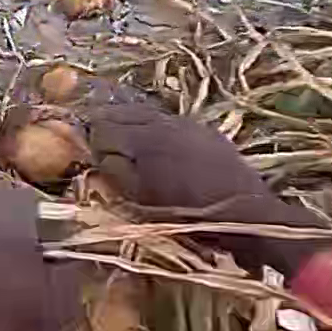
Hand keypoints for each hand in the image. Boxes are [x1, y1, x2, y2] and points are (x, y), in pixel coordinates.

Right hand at [84, 99, 327, 274]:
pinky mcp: (206, 133)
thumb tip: (96, 150)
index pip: (103, 125)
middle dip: (106, 122)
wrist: (249, 218)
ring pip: (147, 114)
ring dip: (129, 122)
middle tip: (95, 138)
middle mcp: (165, 123)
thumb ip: (113, 169)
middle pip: (123, 112)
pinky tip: (153, 143)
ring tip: (120, 137)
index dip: (89, 136)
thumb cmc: (186, 214)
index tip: (82, 147)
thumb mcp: (138, 199)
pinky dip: (153, 128)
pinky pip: (169, 122)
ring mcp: (188, 125)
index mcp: (144, 138)